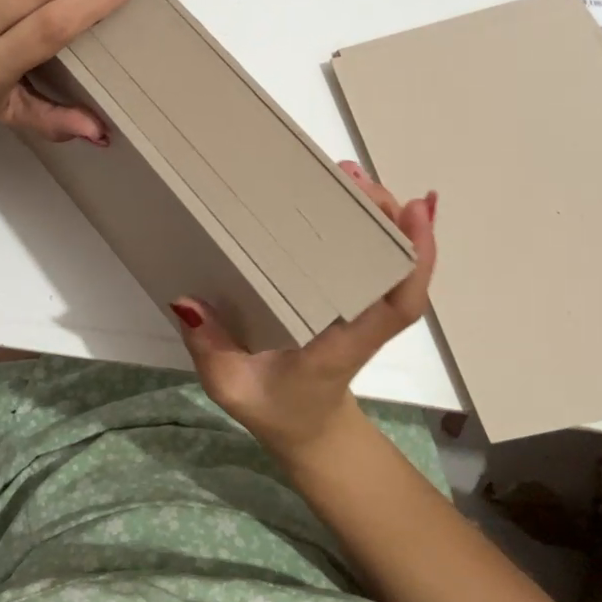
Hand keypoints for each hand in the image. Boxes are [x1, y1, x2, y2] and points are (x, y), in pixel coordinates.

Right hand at [172, 162, 435, 462]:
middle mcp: (360, 319)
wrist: (307, 430)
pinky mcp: (344, 297)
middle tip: (350, 174)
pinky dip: (365, 224)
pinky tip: (347, 193)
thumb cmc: (274, 408)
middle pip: (394, 266)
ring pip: (384, 258)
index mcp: (343, 343)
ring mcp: (357, 306)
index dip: (413, 259)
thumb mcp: (231, 387)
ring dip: (374, 213)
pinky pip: (366, 260)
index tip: (413, 211)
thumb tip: (188, 301)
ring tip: (345, 171)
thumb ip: (211, 350)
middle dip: (385, 216)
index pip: (395, 304)